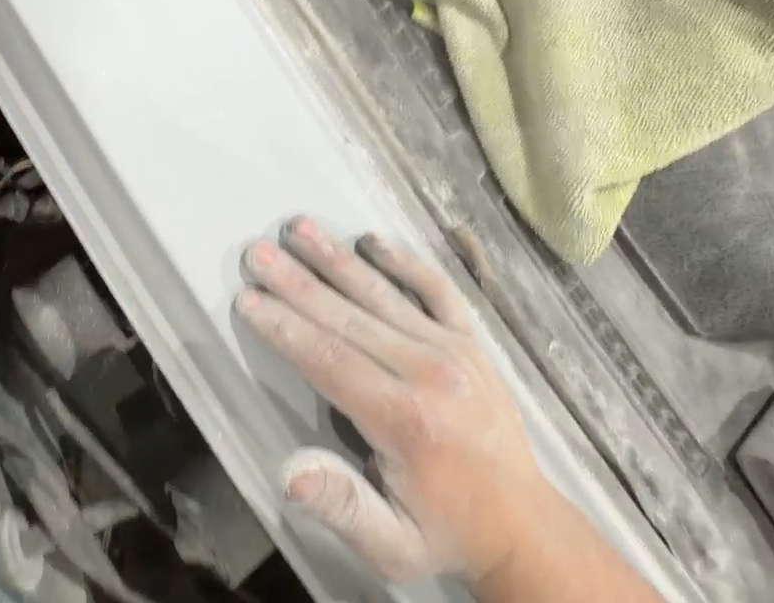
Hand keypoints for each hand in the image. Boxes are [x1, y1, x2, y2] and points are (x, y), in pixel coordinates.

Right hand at [236, 218, 545, 582]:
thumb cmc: (443, 532)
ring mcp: (455, 350)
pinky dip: (404, 261)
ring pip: (384, 294)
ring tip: (298, 227)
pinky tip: (371, 239)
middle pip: (348, 317)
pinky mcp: (472, 340)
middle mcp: (430, 372)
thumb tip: (288, 472)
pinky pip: (436, 288)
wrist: (524, 524)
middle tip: (256, 251)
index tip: (248, 298)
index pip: (329, 360)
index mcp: (405, 420)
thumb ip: (342, 506)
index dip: (284, 327)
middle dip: (296, 282)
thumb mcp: (390, 547)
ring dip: (336, 258)